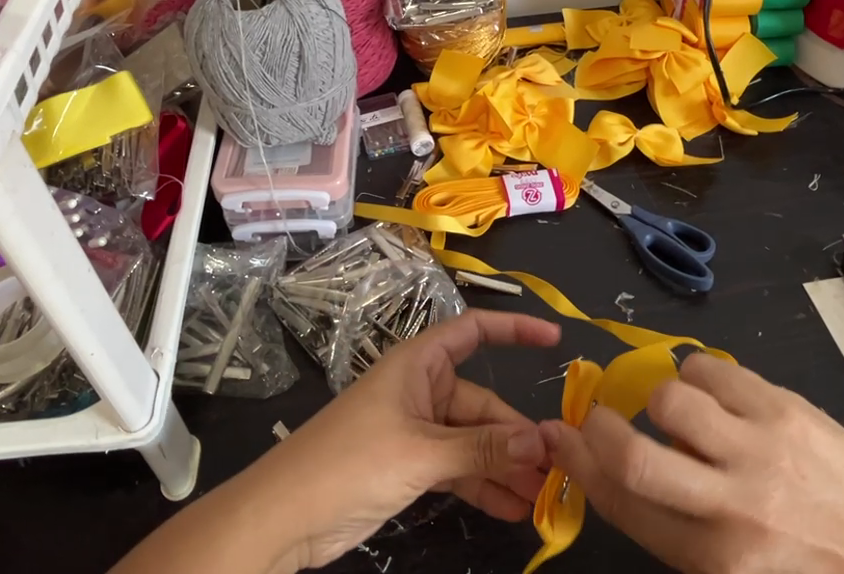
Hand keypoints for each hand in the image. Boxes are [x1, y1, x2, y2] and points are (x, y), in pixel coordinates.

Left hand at [246, 309, 561, 569]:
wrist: (285, 514)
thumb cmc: (350, 462)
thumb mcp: (420, 453)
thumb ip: (481, 449)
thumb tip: (542, 442)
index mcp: (418, 364)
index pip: (473, 332)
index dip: (513, 330)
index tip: (555, 341)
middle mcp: (420, 390)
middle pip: (481, 402)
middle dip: (516, 434)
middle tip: (558, 468)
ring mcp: (415, 429)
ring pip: (473, 440)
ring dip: (505, 466)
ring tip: (545, 498)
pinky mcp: (409, 465)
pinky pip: (458, 468)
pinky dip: (483, 486)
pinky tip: (514, 510)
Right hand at [540, 353, 843, 573]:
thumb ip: (675, 533)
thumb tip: (618, 473)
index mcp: (716, 561)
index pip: (624, 504)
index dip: (578, 466)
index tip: (560, 439)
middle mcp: (734, 508)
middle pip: (633, 456)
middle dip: (598, 430)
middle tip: (597, 419)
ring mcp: (763, 451)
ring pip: (673, 399)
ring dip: (660, 401)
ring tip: (678, 414)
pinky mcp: (789, 410)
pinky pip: (715, 371)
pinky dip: (697, 376)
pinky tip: (713, 395)